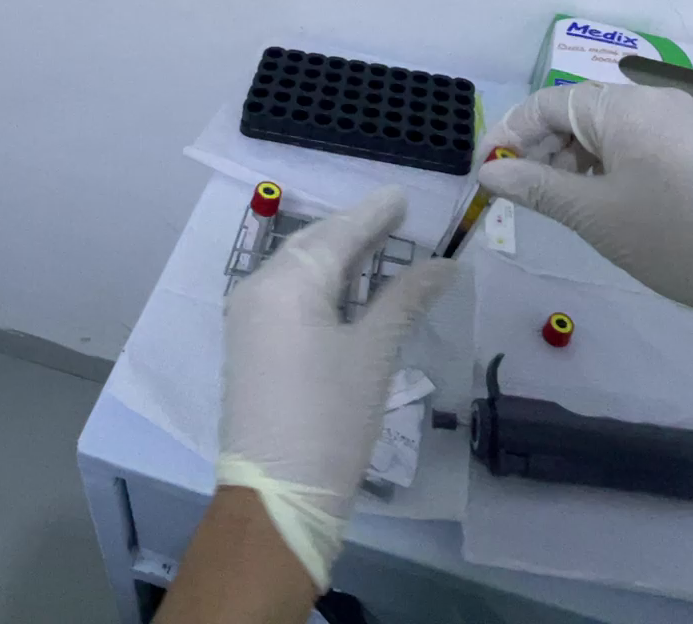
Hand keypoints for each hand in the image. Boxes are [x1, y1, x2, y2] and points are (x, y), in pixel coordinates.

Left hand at [218, 187, 454, 589]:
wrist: (276, 496)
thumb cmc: (331, 420)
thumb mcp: (374, 353)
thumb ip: (405, 299)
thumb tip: (445, 265)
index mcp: (286, 283)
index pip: (338, 234)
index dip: (373, 214)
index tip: (401, 196)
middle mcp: (258, 288)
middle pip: (313, 246)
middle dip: (354, 230)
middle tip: (394, 215)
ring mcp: (248, 316)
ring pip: (297, 269)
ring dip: (336, 255)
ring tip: (376, 240)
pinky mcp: (249, 342)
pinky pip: (286, 293)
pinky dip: (319, 282)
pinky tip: (345, 283)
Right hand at [476, 83, 692, 374]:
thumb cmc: (675, 238)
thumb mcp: (594, 215)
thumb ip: (535, 187)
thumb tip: (489, 172)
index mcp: (625, 107)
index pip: (546, 104)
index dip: (508, 135)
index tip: (486, 174)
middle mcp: (652, 101)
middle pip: (575, 112)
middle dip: (540, 149)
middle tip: (521, 194)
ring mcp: (681, 122)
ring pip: (604, 129)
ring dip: (571, 159)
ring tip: (561, 203)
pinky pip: (634, 142)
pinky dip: (605, 165)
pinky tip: (601, 200)